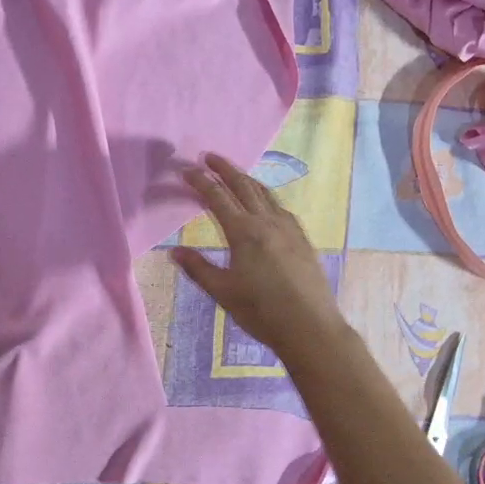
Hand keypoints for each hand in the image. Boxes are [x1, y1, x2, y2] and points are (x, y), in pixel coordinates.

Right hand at [172, 153, 352, 359]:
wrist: (310, 327)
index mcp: (244, 232)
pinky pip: (280, 207)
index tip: (186, 169)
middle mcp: (267, 222)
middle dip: (225, 168)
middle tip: (209, 156)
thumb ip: (198, 268)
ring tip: (235, 173)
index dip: (200, 181)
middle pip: (243, 186)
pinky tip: (265, 203)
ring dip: (247, 179)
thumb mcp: (222, 292)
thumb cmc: (261, 311)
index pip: (217, 197)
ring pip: (265, 193)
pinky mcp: (302, 239)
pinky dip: (266, 196)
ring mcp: (288, 228)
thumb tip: (175, 251)